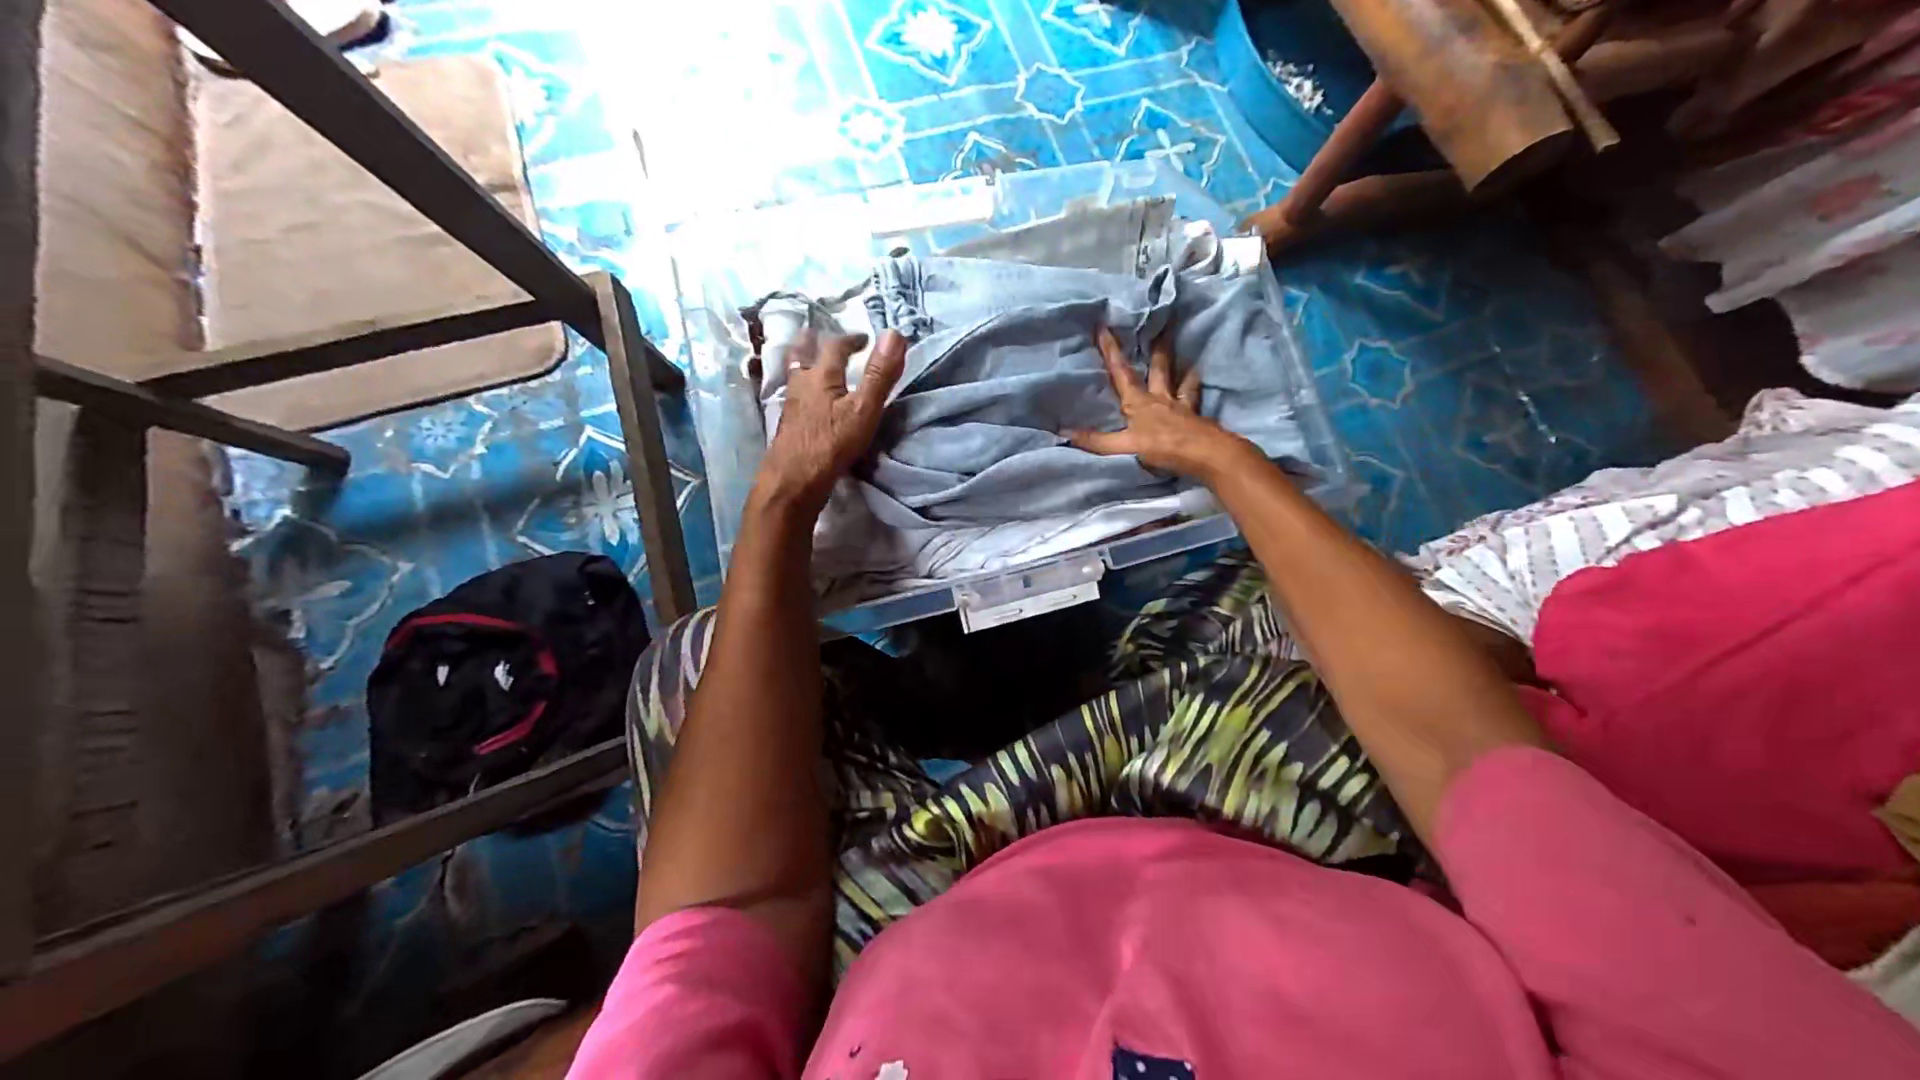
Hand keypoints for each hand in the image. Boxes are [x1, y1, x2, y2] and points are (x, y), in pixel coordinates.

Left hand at [755, 329, 907, 514]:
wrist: (794, 482)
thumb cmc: (831, 444)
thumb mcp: (864, 409)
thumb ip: (879, 374)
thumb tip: (894, 333)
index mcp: (820, 376)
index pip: (834, 347)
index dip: (850, 340)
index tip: (864, 338)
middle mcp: (800, 386)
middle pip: (801, 355)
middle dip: (812, 343)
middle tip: (817, 336)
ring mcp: (790, 407)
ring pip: (794, 377)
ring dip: (802, 365)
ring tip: (808, 364)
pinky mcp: (788, 428)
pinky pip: (793, 398)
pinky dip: (800, 391)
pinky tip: (805, 403)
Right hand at [1067, 326, 1257, 481]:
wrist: (1205, 455)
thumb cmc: (1162, 447)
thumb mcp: (1124, 446)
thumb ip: (1097, 441)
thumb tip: (1064, 432)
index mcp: (1139, 403)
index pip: (1121, 373)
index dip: (1111, 350)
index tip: (1104, 326)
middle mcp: (1161, 399)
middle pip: (1160, 368)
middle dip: (1158, 349)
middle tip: (1164, 326)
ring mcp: (1182, 407)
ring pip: (1183, 382)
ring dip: (1184, 371)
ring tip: (1190, 360)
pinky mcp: (1198, 419)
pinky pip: (1196, 401)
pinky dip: (1198, 393)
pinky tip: (1200, 393)